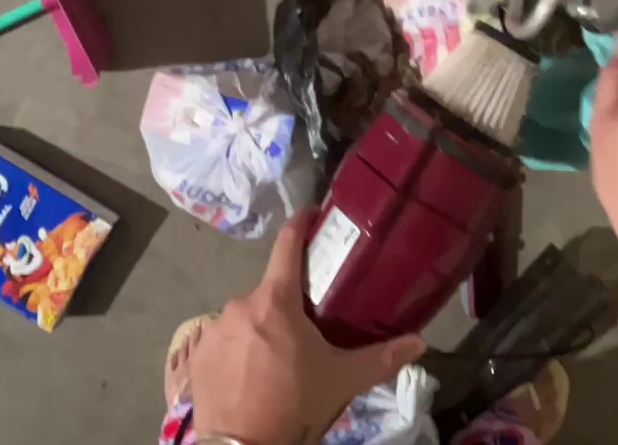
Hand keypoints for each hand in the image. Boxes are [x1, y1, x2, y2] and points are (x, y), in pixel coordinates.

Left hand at [189, 211, 426, 444]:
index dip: (301, 222)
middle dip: (287, 305)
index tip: (313, 214)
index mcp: (276, 299)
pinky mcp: (198, 355)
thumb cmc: (293, 404)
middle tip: (305, 330)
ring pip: (245, 317)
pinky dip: (236, 351)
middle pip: (270, 291)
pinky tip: (248, 376)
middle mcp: (241, 302)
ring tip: (276, 362)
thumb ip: (380, 358)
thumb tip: (420, 343)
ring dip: (260, 330)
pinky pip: (223, 341)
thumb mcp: (341, 381)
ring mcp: (215, 328)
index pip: (288, 242)